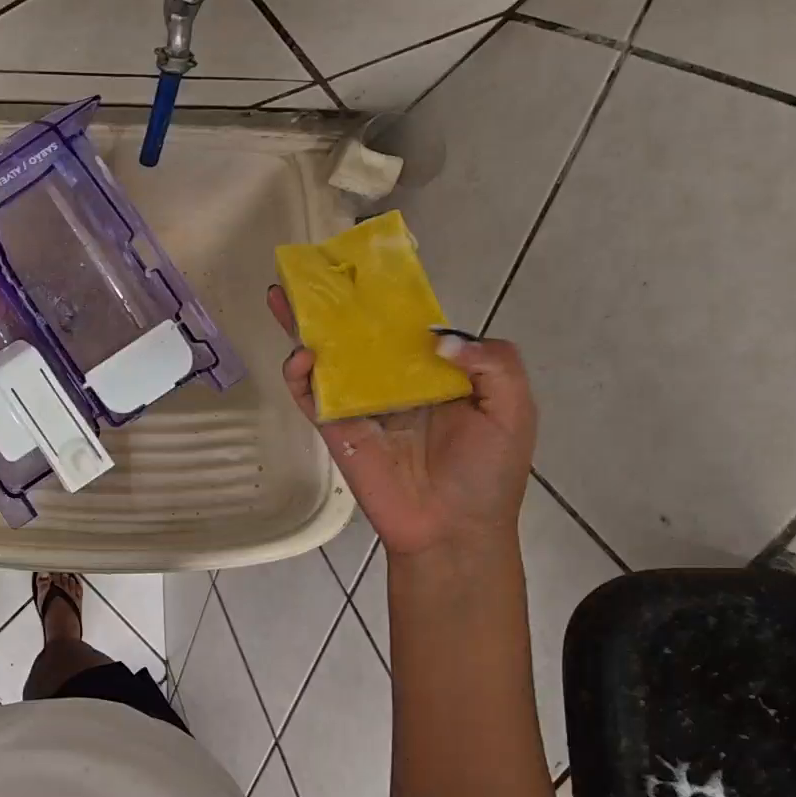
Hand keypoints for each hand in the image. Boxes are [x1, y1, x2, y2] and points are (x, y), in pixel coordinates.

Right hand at [268, 286, 536, 558]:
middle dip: (327, 305)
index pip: (404, 325)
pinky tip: (300, 357)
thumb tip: (436, 339)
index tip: (363, 269)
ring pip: (325, 357)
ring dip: (301, 329)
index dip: (384, 297)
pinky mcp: (334, 428)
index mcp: (433, 372)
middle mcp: (390, 380)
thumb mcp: (514, 409)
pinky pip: (310, 396)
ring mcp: (358, 403)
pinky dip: (299, 375)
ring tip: (281, 299)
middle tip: (301, 275)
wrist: (453, 527)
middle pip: (354, 334)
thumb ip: (493, 364)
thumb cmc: (488, 472)